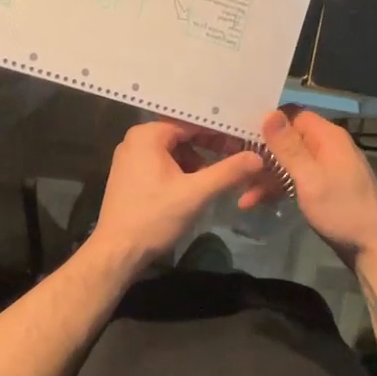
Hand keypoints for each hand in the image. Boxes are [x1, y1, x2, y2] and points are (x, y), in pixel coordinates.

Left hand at [87, 121, 264, 265]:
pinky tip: (193, 190)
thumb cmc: (154, 218)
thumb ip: (228, 172)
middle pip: (182, 137)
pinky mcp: (129, 178)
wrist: (118, 252)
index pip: (191, 123)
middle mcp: (134, 140)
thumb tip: (258, 157)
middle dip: (208, 149)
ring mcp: (129, 160)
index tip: (243, 143)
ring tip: (214, 181)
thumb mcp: (196, 194)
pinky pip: (161, 166)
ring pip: (173, 153)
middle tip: (234, 160)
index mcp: (146, 135)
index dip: (220, 133)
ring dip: (195, 164)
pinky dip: (180, 174)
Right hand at [256, 108, 376, 259]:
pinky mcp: (324, 187)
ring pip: (290, 163)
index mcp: (328, 137)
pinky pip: (296, 179)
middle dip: (263, 155)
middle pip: (289, 140)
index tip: (241, 134)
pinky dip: (278, 188)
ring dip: (266, 177)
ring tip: (243, 196)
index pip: (294, 115)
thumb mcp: (310, 178)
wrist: (371, 246)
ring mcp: (327, 168)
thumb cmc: (341, 210)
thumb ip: (288, 147)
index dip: (269, 122)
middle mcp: (328, 147)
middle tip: (236, 169)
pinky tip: (257, 202)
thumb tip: (269, 113)